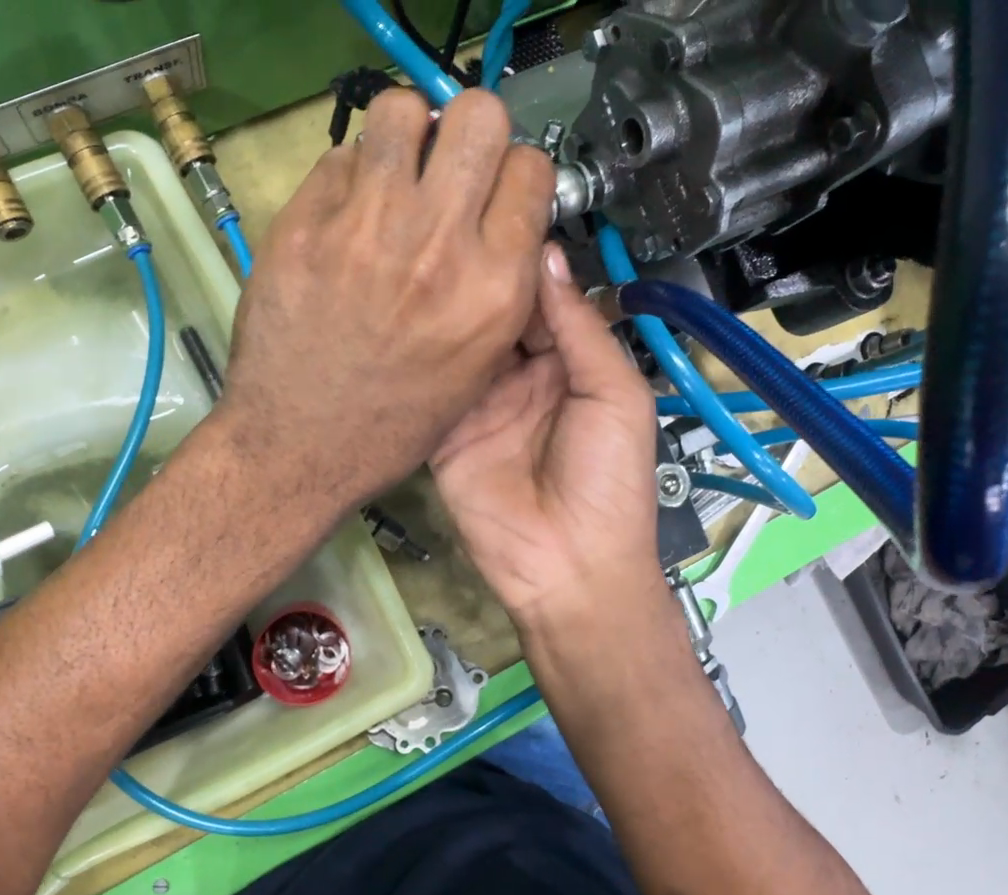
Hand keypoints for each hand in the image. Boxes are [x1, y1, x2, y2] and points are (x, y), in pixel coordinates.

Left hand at [213, 88, 554, 516]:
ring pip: (400, 111)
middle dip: (469, 132)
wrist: (300, 446)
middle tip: (447, 165)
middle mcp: (438, 243)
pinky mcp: (305, 222)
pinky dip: (348, 178)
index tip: (493, 191)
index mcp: (494, 287)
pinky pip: (339, 158)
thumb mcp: (479, 366)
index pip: (531, 168)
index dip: (514, 174)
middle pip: (478, 115)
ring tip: (393, 174)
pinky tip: (345, 218)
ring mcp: (366, 226)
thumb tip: (502, 217)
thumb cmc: (397, 422)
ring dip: (404, 135)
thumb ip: (501, 284)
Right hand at [432, 245, 663, 622]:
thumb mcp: (615, 395)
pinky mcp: (442, 436)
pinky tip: (392, 315)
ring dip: (439, 309)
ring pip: (454, 345)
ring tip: (414, 256)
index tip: (490, 214)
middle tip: (443, 229)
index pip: (538, 301)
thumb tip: (549, 259)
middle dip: (473, 278)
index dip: (519, 264)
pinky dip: (413, 360)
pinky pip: (427, 391)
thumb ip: (582, 329)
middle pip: (491, 316)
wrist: (570, 567)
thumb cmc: (608, 481)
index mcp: (568, 365)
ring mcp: (477, 406)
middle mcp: (519, 378)